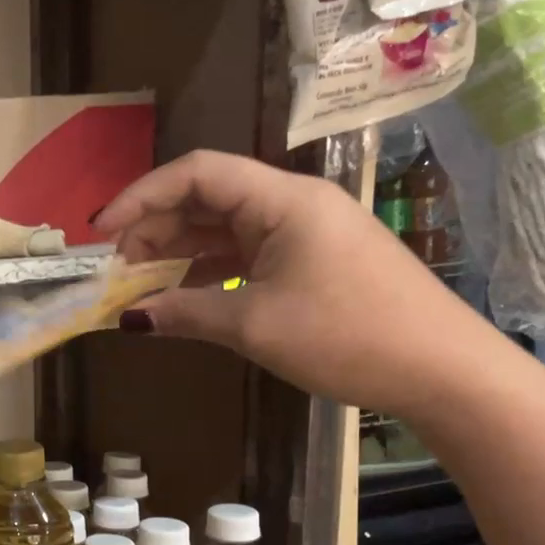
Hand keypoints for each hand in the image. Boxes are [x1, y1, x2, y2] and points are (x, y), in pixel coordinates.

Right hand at [95, 150, 505, 416]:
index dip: (140, 197)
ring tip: (134, 284)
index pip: (197, 174)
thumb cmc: (349, 335)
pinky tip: (177, 295)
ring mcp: (301, 234)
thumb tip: (128, 317)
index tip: (100, 234)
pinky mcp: (307, 262)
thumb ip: (184, 312)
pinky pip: (240, 254)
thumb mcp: (254, 325)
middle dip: (152, 228)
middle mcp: (291, 205)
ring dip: (174, 252)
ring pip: (220, 228)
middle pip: (204, 199)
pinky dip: (202, 271)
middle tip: (113, 270)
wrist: (444, 370)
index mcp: (284, 201)